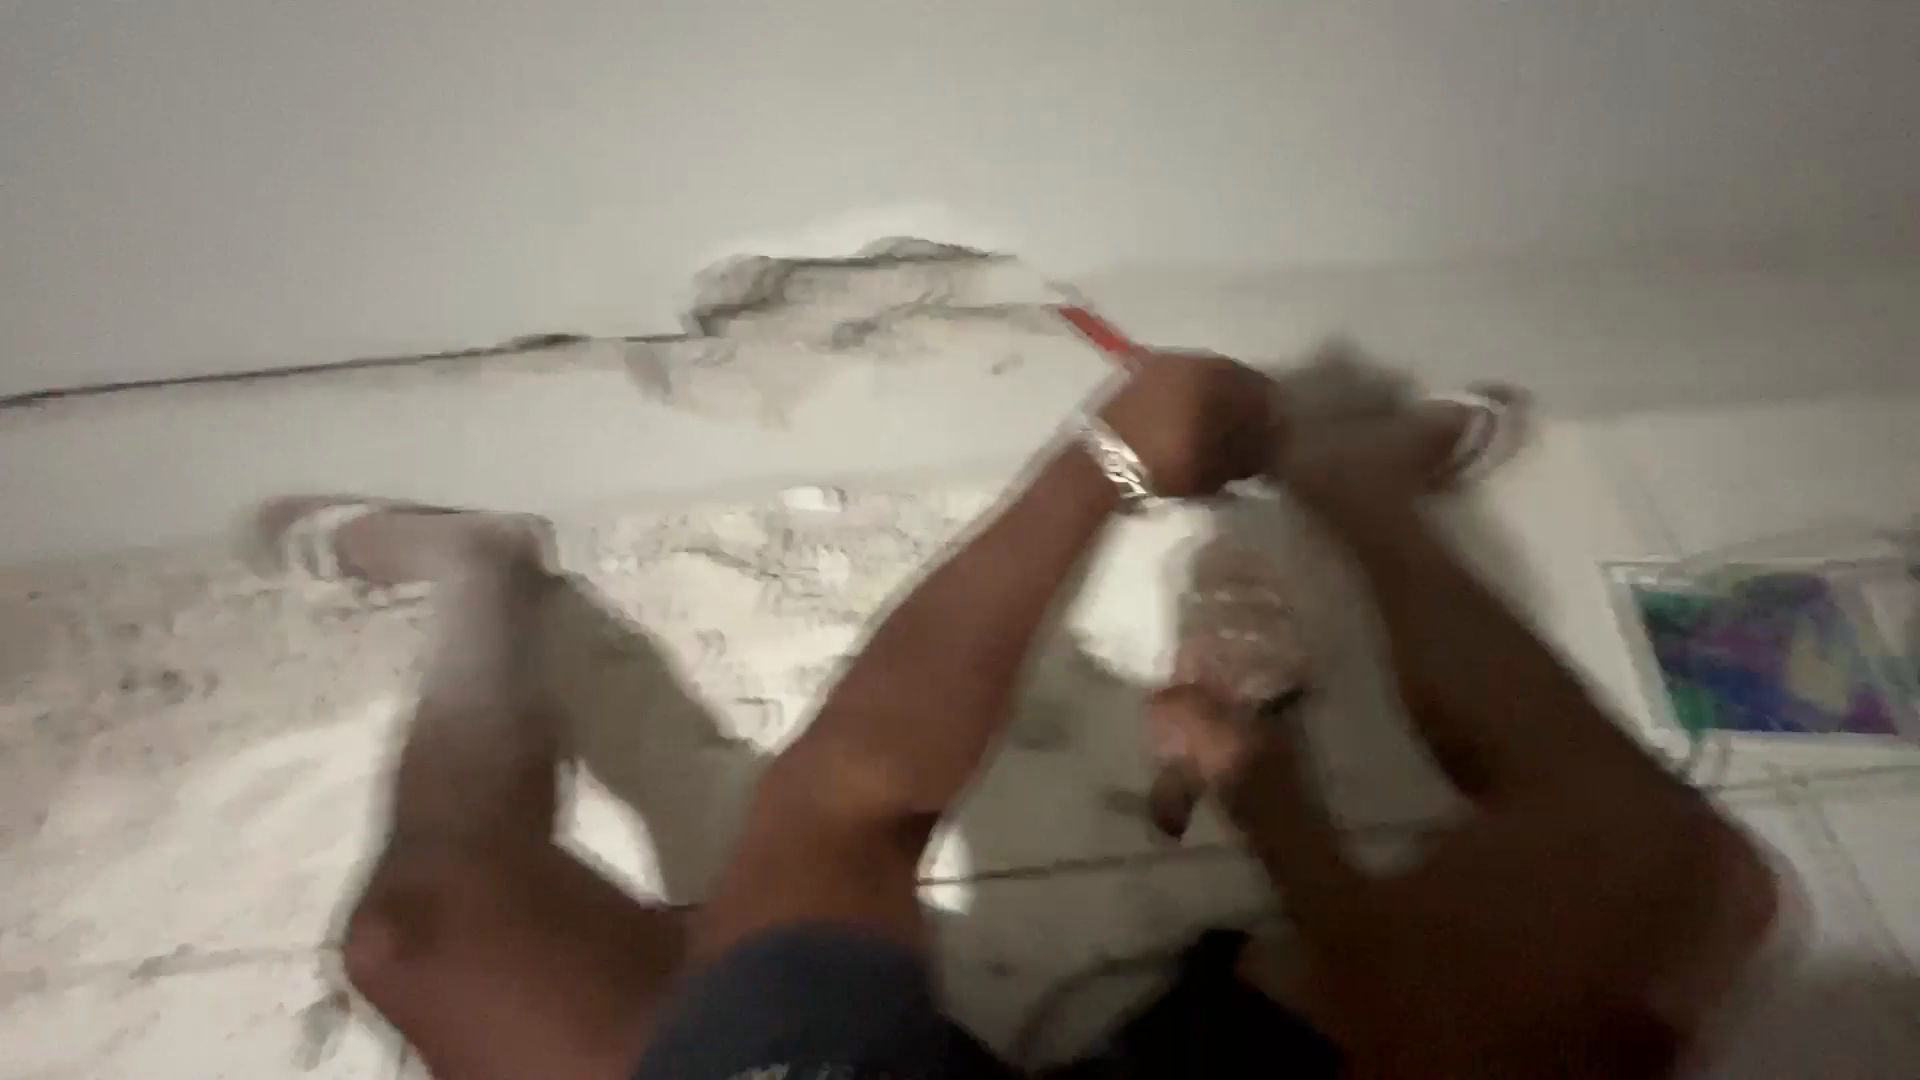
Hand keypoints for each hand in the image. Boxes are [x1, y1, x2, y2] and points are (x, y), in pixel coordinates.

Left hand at [1097, 349, 1275, 498]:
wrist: (1098, 467)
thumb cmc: (1166, 467)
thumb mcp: (1217, 468)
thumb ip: (1251, 454)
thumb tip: (1270, 451)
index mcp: (1214, 372)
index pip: (1261, 389)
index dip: (1273, 418)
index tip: (1275, 442)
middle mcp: (1187, 358)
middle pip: (1230, 380)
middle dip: (1242, 407)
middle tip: (1247, 439)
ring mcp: (1156, 365)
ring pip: (1199, 381)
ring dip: (1213, 403)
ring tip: (1215, 436)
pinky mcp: (1132, 379)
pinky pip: (1171, 386)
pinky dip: (1184, 403)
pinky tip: (1185, 429)